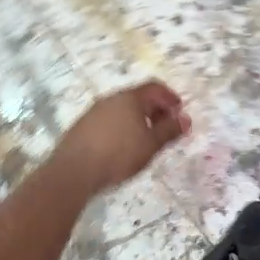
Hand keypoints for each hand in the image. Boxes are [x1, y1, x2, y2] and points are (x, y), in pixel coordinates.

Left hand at [51, 81, 190, 193]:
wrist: (73, 171)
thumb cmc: (118, 154)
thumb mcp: (151, 145)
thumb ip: (170, 130)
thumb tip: (186, 119)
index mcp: (130, 98)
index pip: (155, 87)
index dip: (170, 97)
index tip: (179, 111)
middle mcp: (111, 98)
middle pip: (138, 97)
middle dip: (155, 110)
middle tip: (165, 127)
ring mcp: (94, 111)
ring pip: (122, 109)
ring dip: (137, 119)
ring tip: (144, 140)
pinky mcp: (82, 126)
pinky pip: (108, 120)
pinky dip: (121, 127)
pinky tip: (121, 147)